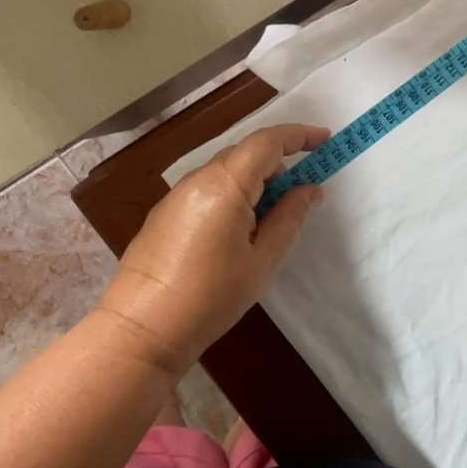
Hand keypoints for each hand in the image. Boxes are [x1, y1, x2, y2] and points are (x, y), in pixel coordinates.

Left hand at [95, 124, 328, 375]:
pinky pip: (208, 188)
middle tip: (306, 186)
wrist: (140, 331)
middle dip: (280, 160)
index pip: (268, 142)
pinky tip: (240, 229)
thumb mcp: (262, 261)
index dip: (299, 135)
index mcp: (225, 184)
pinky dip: (233, 193)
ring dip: (256, 179)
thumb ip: (290, 217)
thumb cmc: (210, 296)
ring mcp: (177, 196)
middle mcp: (198, 180)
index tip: (326, 139)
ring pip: (226, 171)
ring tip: (274, 214)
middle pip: (246, 153)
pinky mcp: (165, 215)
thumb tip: (310, 189)